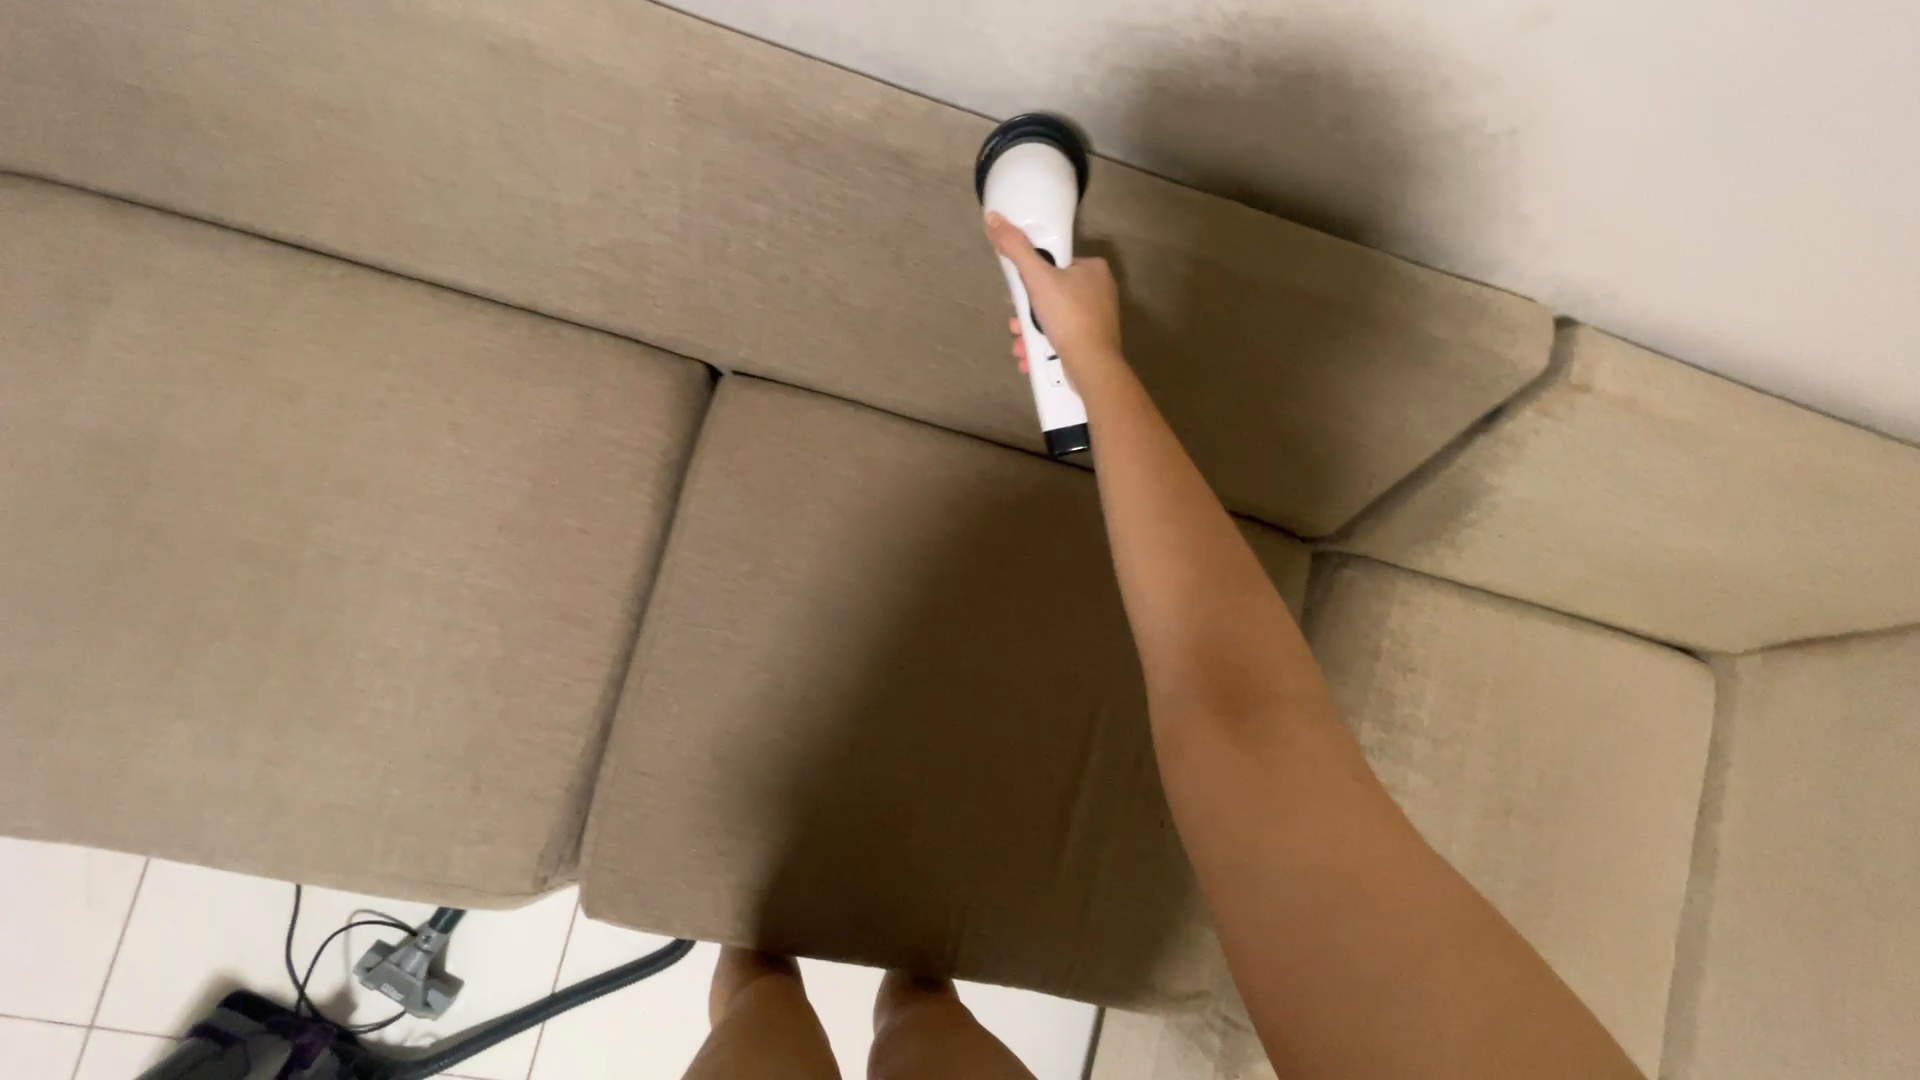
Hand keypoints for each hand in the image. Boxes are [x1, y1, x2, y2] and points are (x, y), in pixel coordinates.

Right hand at [985, 211, 1122, 375]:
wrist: (1090, 364)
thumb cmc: (1068, 316)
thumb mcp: (1037, 278)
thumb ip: (1015, 248)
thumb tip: (993, 219)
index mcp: (1093, 268)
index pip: (1055, 264)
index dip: (1032, 277)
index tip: (1019, 293)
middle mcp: (1100, 291)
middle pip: (1051, 294)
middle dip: (1027, 313)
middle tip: (1016, 324)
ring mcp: (1098, 319)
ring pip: (1054, 319)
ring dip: (1031, 333)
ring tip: (1020, 345)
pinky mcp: (1093, 342)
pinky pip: (1062, 338)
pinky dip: (1043, 347)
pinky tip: (1030, 357)